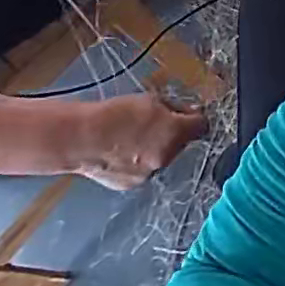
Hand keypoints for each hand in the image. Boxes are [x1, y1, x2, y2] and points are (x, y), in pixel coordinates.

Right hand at [67, 93, 206, 190]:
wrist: (82, 138)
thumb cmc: (117, 113)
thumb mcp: (152, 100)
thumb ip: (175, 109)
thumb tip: (188, 112)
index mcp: (175, 134)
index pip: (202, 126)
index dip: (197, 118)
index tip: (191, 113)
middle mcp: (165, 158)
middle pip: (181, 143)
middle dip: (173, 133)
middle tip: (153, 122)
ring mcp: (148, 174)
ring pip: (161, 157)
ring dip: (155, 148)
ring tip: (132, 137)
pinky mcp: (130, 185)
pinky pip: (142, 170)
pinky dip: (138, 161)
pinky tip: (122, 151)